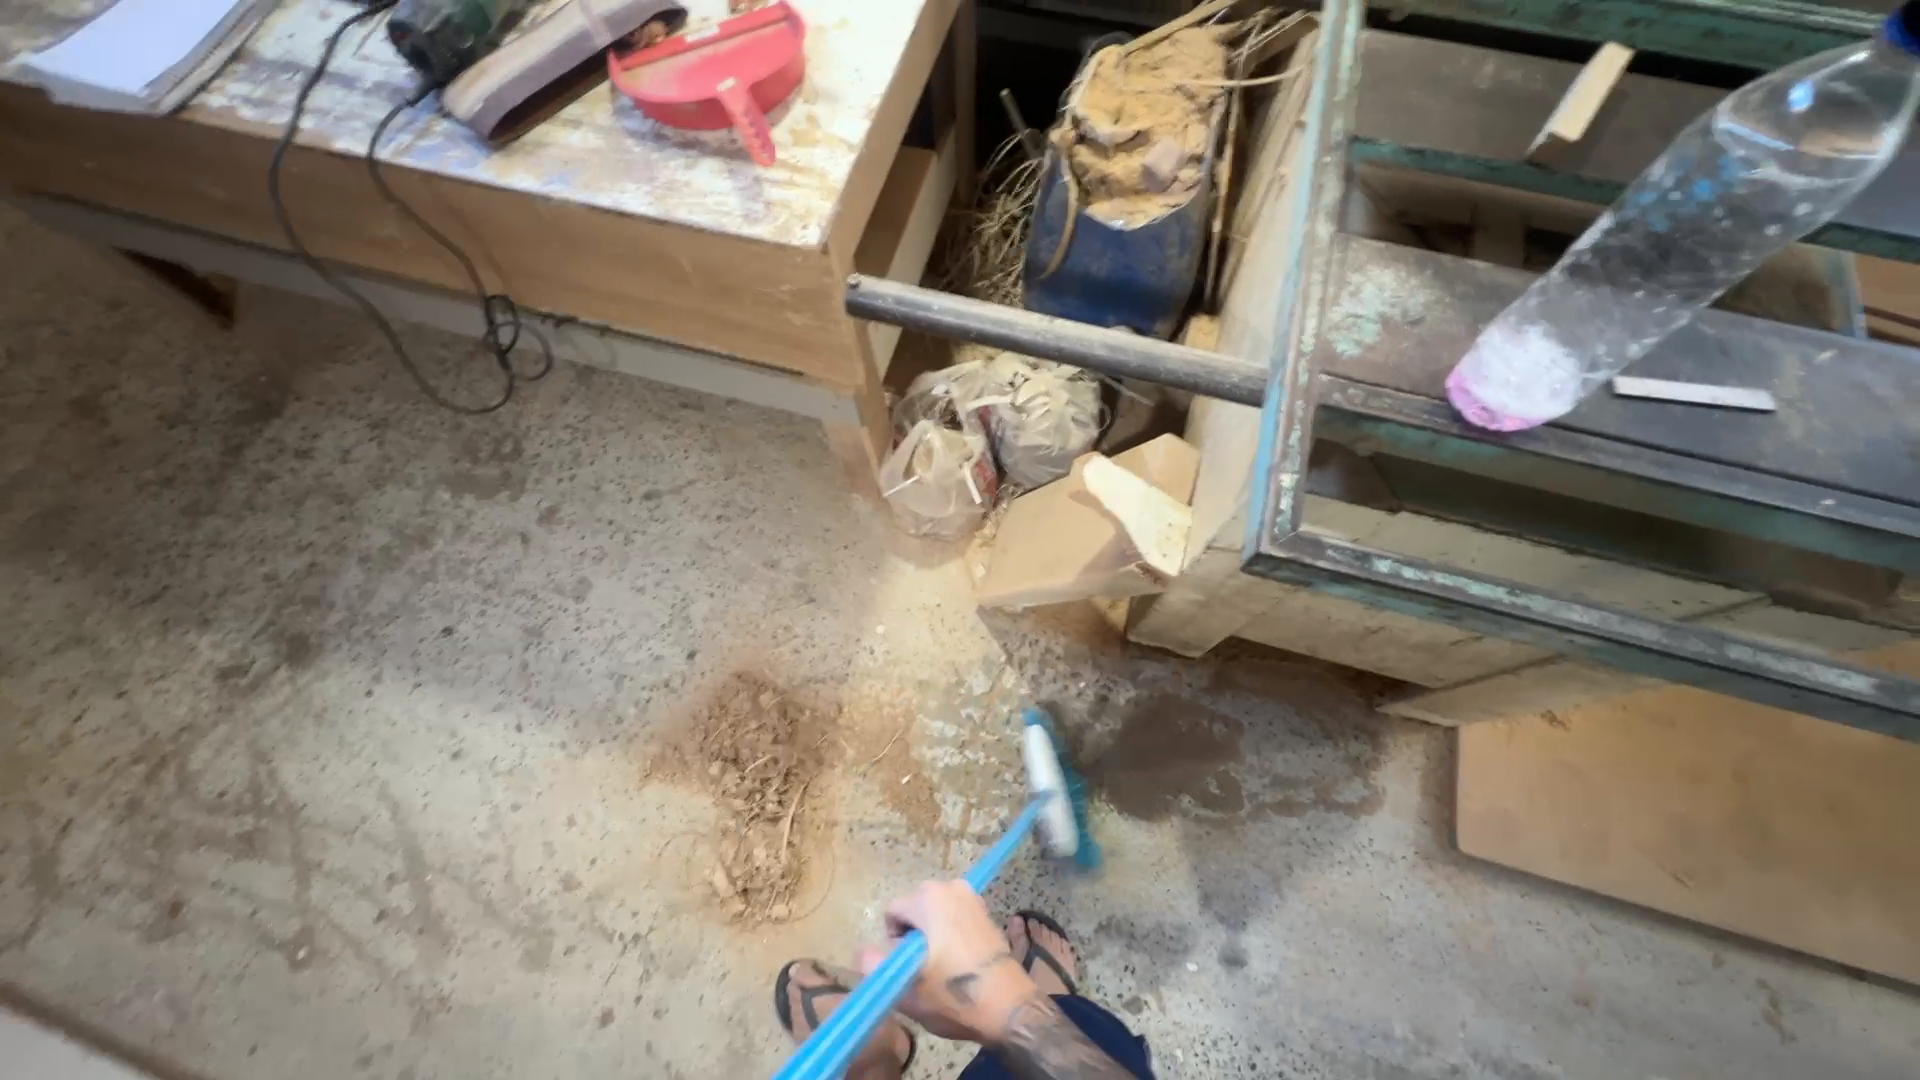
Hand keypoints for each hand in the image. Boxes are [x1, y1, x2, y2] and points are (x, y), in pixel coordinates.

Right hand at [855, 880, 1037, 1044]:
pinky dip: (949, 931)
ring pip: (933, 911)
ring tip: (942, 965)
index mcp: (928, 898)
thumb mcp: (906, 989)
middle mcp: (950, 886)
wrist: (1009, 1005)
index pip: (893, 912)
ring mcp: (971, 896)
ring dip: (931, 933)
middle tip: (924, 967)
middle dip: (912, 934)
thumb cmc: (955, 995)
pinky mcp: (984, 909)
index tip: (907, 967)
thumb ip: (875, 966)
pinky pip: (953, 914)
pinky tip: (958, 958)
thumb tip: (862, 950)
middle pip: (914, 907)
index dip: (893, 942)